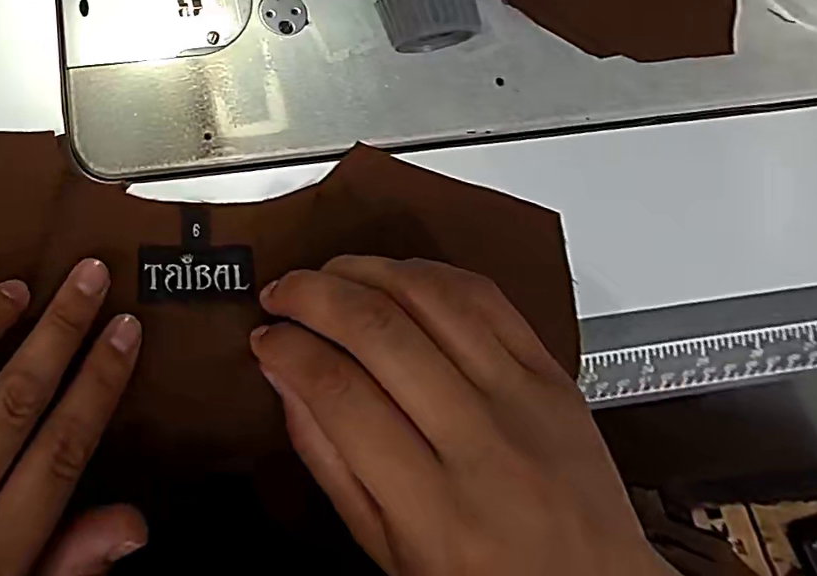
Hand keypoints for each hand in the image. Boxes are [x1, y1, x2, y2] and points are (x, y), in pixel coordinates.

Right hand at [251, 257, 674, 575]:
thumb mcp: (389, 552)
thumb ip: (328, 461)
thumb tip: (283, 376)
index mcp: (439, 512)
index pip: (339, 394)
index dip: (287, 349)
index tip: (265, 337)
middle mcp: (485, 447)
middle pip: (377, 330)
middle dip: (310, 293)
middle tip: (281, 292)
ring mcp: (524, 400)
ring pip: (427, 296)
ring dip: (361, 269)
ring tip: (327, 275)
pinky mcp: (551, 371)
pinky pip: (481, 293)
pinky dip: (422, 270)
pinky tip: (391, 274)